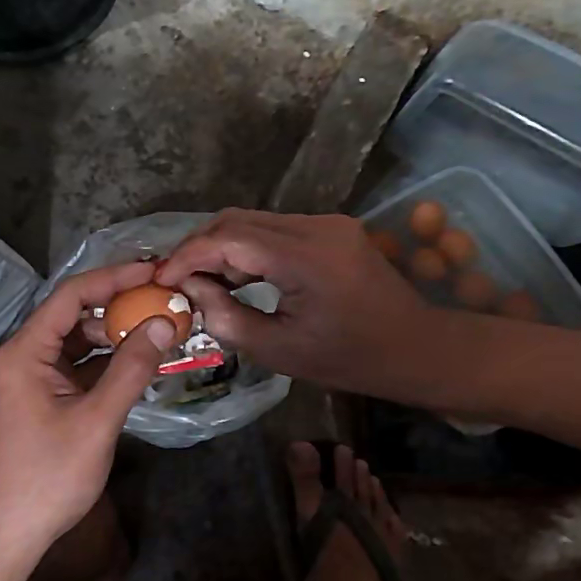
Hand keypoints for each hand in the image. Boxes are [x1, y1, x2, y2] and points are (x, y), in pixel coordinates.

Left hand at [0, 262, 176, 563]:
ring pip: (73, 343)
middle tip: (162, 301)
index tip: (155, 271)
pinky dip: (101, 364)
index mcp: (23, 352)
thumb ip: (130, 368)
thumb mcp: (96, 421)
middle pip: (71, 316)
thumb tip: (163, 323)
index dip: (114, 278)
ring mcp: (26, 379)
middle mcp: (20, 356)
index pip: (71, 296)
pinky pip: (72, 369)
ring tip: (156, 331)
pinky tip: (135, 364)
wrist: (5, 534)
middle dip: (117, 307)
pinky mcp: (36, 400)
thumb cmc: (48, 477)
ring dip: (111, 336)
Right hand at [155, 210, 442, 398]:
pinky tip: (236, 276)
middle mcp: (315, 227)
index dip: (187, 256)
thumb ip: (226, 317)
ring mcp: (325, 224)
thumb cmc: (349, 359)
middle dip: (198, 247)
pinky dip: (245, 248)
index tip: (161, 279)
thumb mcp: (279, 350)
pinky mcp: (329, 229)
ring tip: (201, 281)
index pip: (228, 239)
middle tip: (176, 279)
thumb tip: (191, 289)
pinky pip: (272, 229)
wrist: (419, 349)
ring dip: (220, 247)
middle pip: (236, 220)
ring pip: (251, 221)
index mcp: (306, 258)